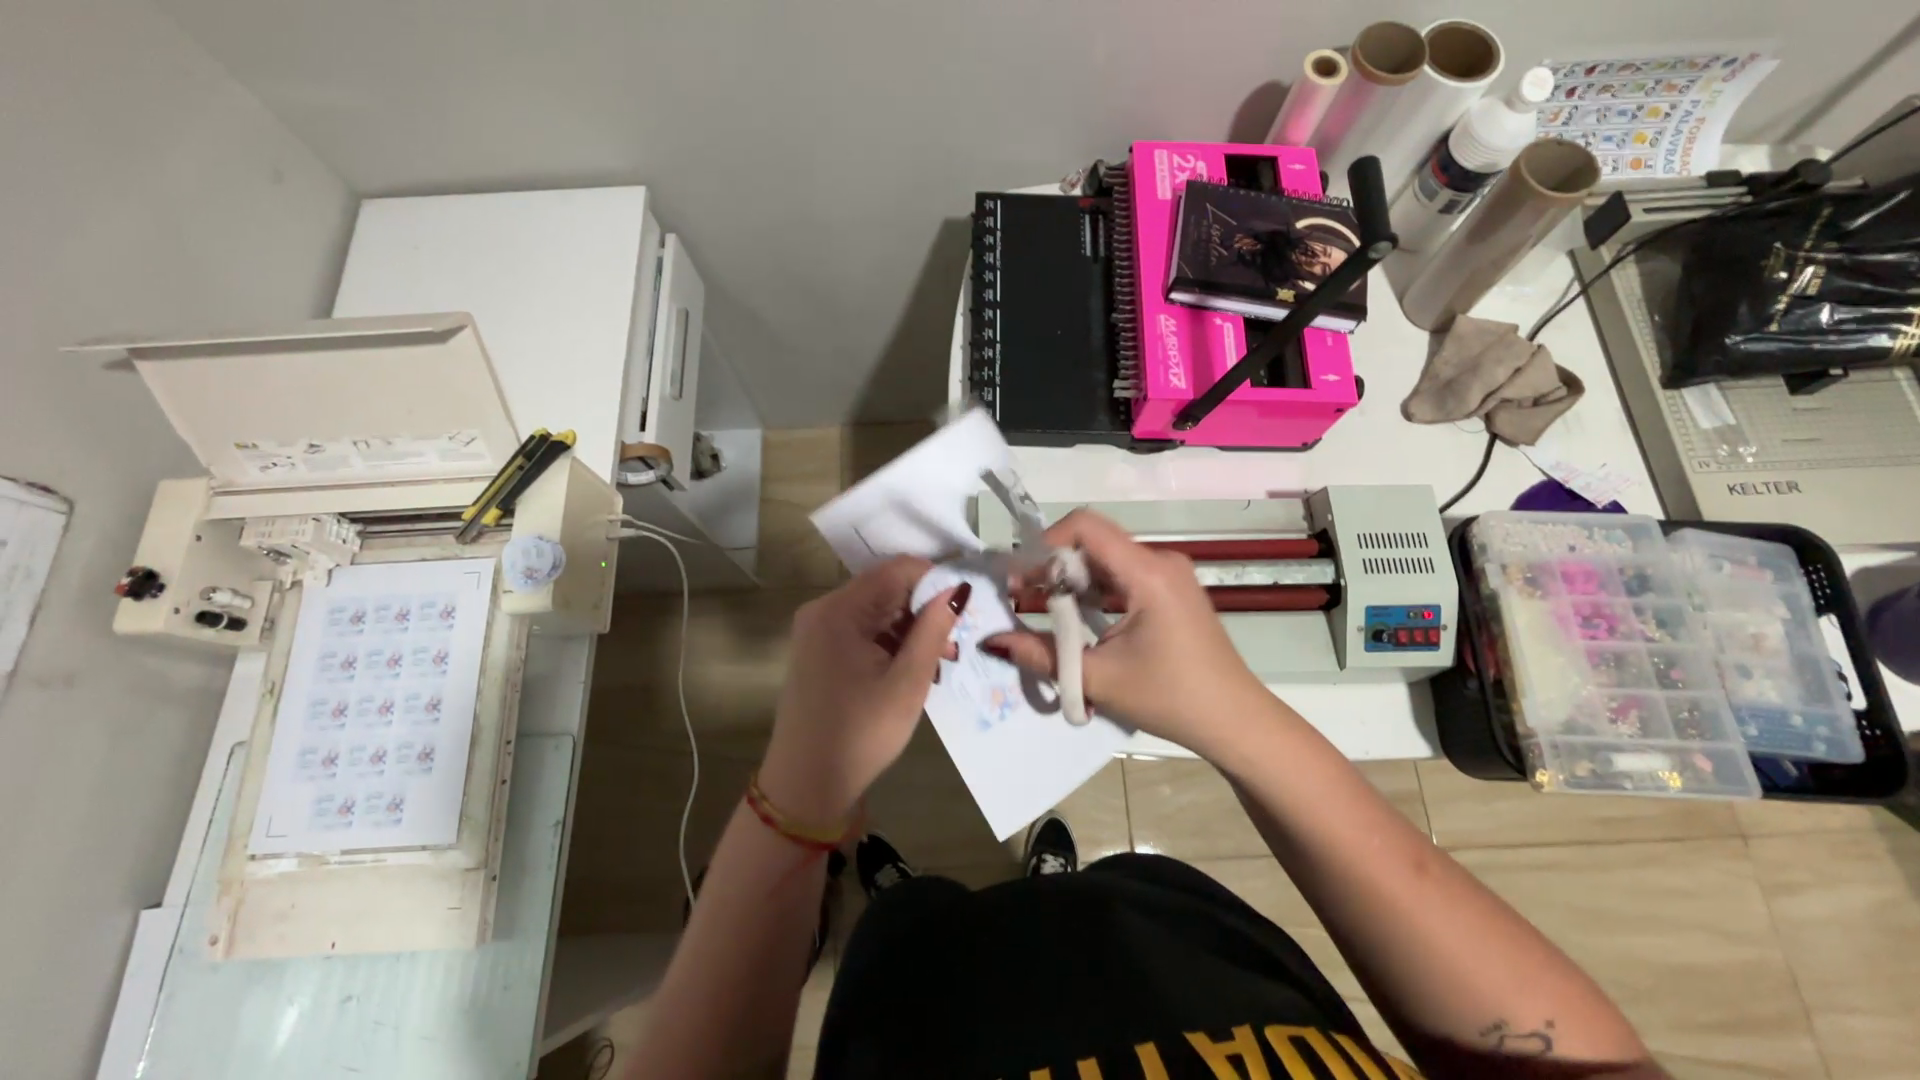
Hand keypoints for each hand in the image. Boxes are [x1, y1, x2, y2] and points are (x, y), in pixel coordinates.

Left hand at [760, 556, 966, 822]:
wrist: (807, 784)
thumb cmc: (861, 733)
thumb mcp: (908, 681)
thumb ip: (933, 628)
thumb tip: (959, 588)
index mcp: (839, 610)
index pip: (897, 570)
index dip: (937, 580)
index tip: (969, 605)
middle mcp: (824, 610)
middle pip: (886, 588)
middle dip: (925, 609)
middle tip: (957, 643)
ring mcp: (819, 631)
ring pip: (878, 611)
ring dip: (911, 629)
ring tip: (941, 662)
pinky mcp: (820, 651)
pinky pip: (864, 631)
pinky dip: (891, 643)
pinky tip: (914, 670)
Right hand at [984, 510, 1271, 754]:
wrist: (1234, 721)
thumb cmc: (1170, 698)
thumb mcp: (1098, 679)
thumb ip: (1040, 655)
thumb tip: (992, 641)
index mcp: (1147, 573)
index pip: (1086, 526)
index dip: (1045, 543)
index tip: (1021, 578)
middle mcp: (1161, 561)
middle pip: (1093, 542)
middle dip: (1052, 566)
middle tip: (1021, 599)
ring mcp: (1170, 575)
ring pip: (1107, 560)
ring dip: (1072, 580)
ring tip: (1043, 612)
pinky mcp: (1172, 591)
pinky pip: (1124, 575)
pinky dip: (1095, 591)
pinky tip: (1077, 619)